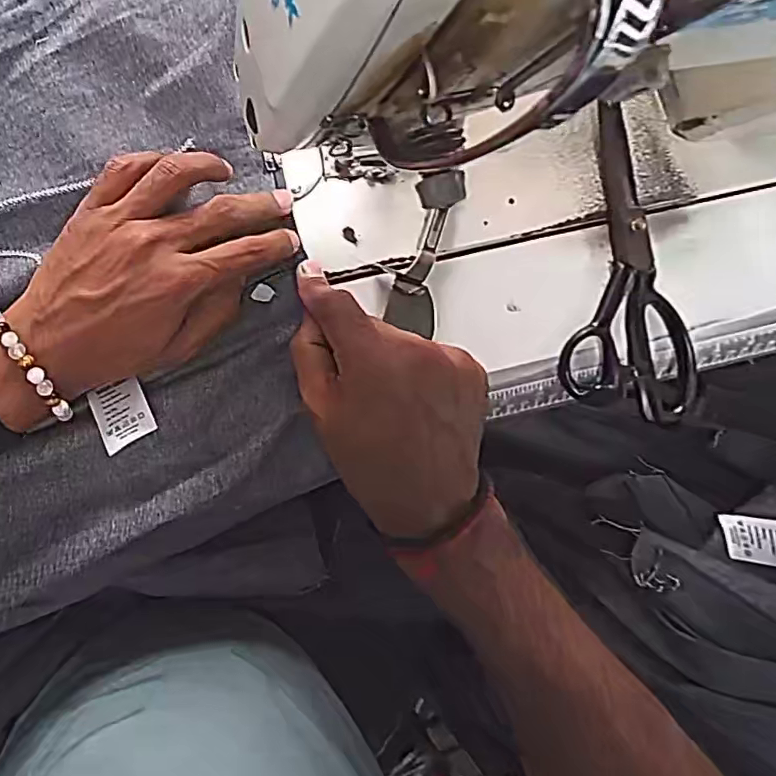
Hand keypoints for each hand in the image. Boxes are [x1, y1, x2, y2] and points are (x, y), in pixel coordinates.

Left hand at [0, 151, 298, 430]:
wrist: (46, 346)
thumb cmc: (104, 352)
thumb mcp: (173, 349)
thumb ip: (214, 313)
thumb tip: (240, 284)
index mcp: (176, 282)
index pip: (242, 251)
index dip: (273, 242)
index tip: (284, 239)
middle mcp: (152, 244)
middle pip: (222, 210)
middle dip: (260, 205)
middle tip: (276, 204)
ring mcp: (120, 222)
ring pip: (175, 174)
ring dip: (208, 166)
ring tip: (225, 171)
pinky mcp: (92, 212)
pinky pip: (124, 169)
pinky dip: (151, 159)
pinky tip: (167, 164)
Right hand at [289, 259, 487, 538]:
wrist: (429, 498)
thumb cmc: (375, 464)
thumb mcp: (320, 409)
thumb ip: (309, 353)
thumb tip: (311, 319)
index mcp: (371, 358)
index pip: (337, 303)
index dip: (317, 289)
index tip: (309, 277)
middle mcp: (413, 349)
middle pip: (368, 323)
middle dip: (356, 343)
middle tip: (355, 384)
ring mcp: (445, 356)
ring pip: (398, 337)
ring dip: (389, 356)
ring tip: (389, 399)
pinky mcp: (466, 365)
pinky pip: (427, 350)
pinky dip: (416, 366)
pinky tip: (412, 398)